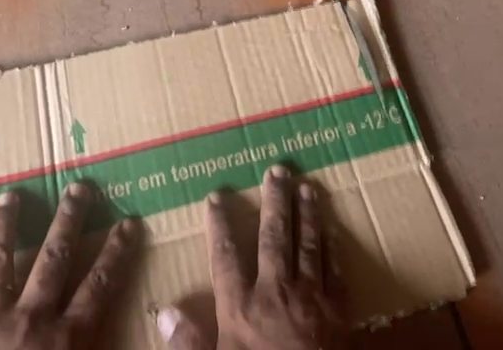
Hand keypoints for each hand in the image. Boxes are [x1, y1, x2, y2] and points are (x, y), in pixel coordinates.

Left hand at [0, 183, 141, 349]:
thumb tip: (153, 341)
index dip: (117, 252)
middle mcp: (30, 319)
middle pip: (54, 259)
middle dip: (68, 220)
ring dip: (5, 227)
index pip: (99, 285)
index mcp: (66, 340)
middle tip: (79, 186)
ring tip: (9, 196)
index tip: (129, 222)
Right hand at [159, 165, 349, 349]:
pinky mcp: (338, 313)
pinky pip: (334, 272)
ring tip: (307, 186)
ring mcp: (310, 298)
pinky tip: (332, 230)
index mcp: (240, 307)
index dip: (219, 224)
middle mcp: (275, 291)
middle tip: (277, 169)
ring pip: (307, 245)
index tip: (216, 195)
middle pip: (273, 237)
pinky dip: (332, 249)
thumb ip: (190, 343)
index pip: (225, 255)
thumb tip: (163, 313)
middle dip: (274, 201)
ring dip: (306, 213)